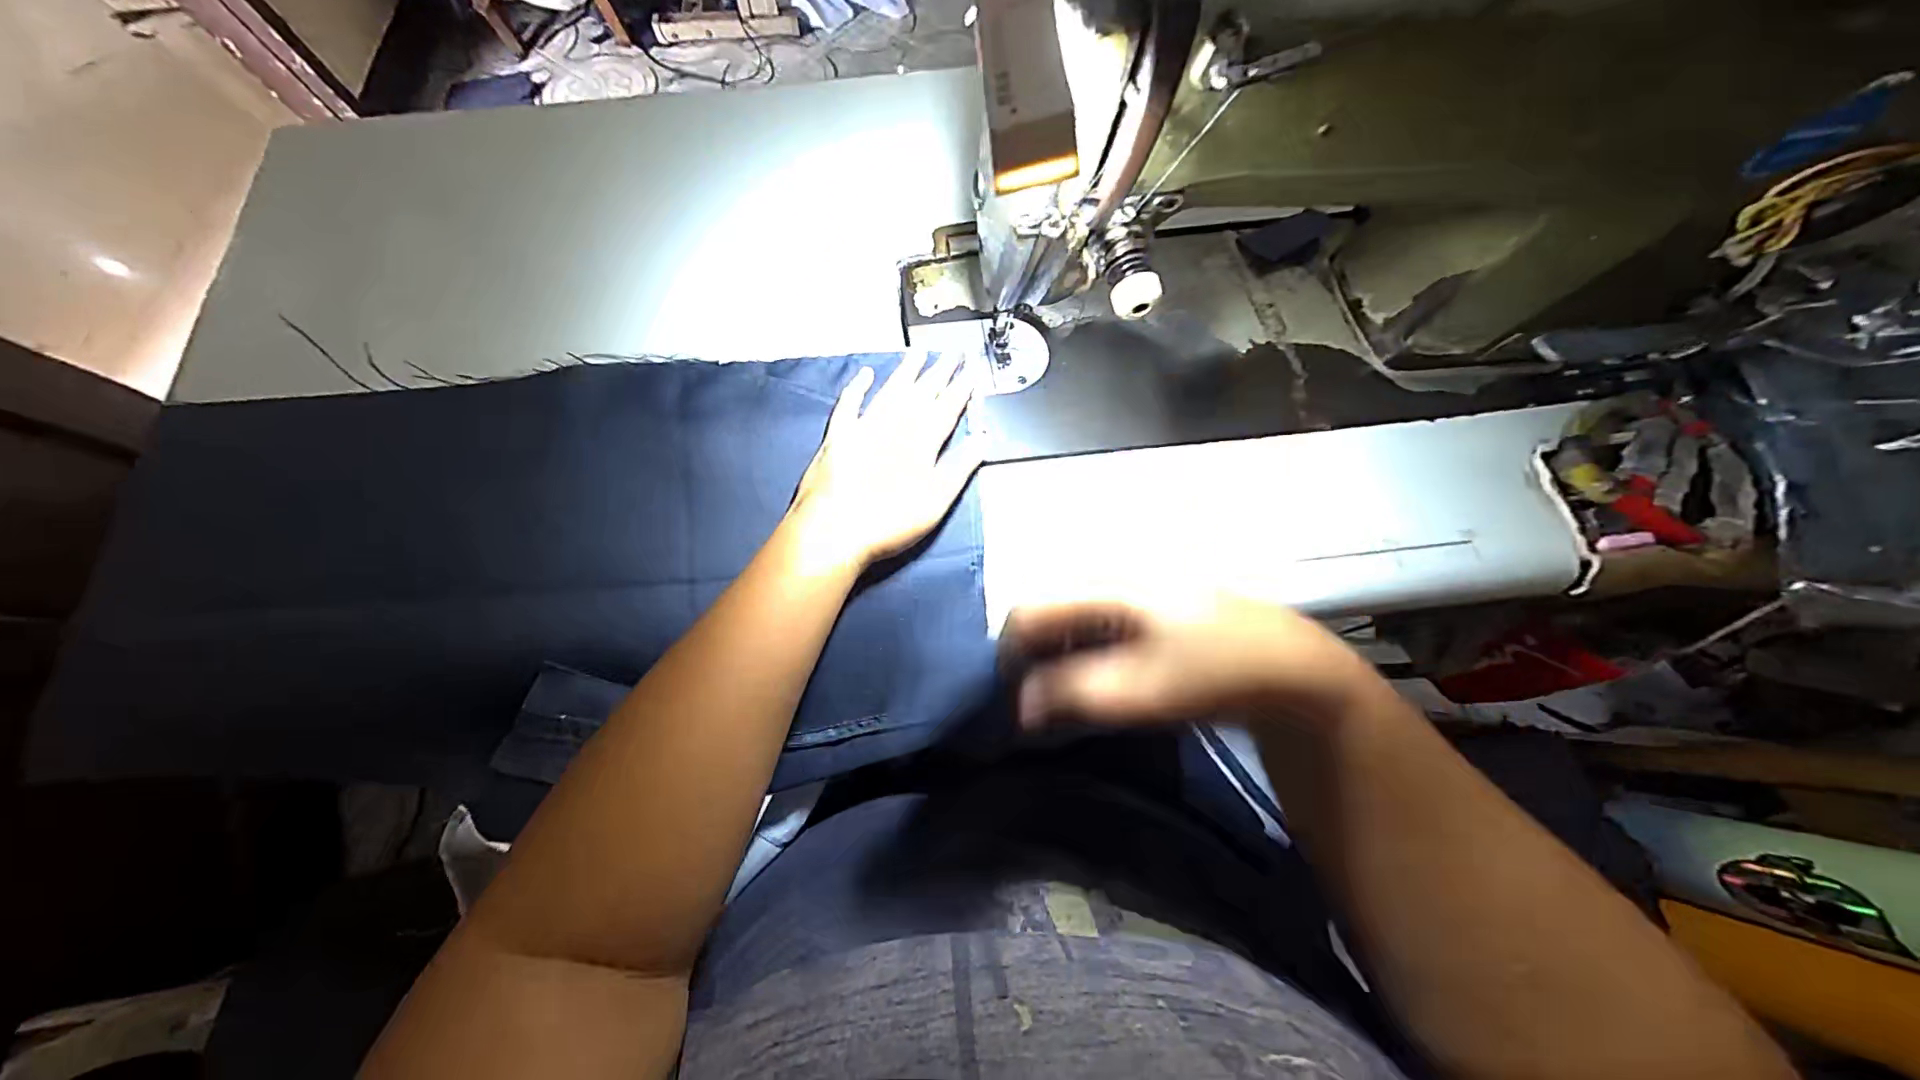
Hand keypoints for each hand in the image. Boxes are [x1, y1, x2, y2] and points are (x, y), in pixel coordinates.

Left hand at [789, 353, 983, 568]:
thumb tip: (982, 437)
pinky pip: (850, 403)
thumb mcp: (937, 498)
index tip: (973, 369)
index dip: (963, 387)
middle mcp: (895, 423)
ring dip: (906, 371)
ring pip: (890, 389)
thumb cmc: (890, 519)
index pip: (949, 405)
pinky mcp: (838, 436)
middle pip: (922, 390)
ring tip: (919, 353)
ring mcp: (864, 426)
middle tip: (953, 352)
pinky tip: (864, 375)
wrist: (834, 529)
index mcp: (923, 439)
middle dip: (940, 371)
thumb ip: (961, 465)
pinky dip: (857, 387)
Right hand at [1000, 594, 1382, 729]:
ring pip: (1069, 617)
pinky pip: (1094, 621)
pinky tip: (1099, 676)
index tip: (1012, 699)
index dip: (1008, 656)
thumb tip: (1020, 705)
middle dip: (1032, 656)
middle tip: (1039, 701)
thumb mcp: (1140, 693)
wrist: (1294, 668)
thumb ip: (1071, 695)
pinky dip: (1082, 649)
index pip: (1026, 611)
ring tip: (1066, 694)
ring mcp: (1131, 586)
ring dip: (1057, 655)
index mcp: (1104, 586)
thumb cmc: (1214, 674)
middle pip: (1046, 611)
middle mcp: (1110, 575)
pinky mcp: (1148, 603)